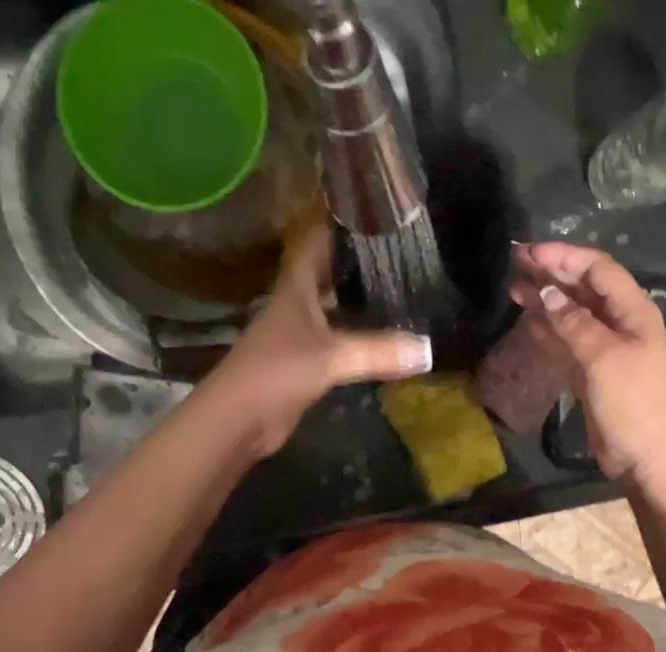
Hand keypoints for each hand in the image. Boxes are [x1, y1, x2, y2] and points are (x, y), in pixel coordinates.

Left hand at [206, 225, 431, 457]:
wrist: (238, 421)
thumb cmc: (276, 373)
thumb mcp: (332, 357)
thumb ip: (378, 351)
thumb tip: (427, 349)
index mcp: (295, 290)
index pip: (317, 245)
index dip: (341, 228)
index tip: (376, 216)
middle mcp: (295, 308)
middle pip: (327, 277)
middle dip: (357, 268)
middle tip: (400, 258)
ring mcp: (296, 338)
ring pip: (331, 312)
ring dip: (356, 305)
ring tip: (399, 295)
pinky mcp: (301, 368)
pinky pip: (334, 346)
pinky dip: (355, 341)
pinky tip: (381, 342)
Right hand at [511, 242, 665, 498]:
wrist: (651, 458)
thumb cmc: (635, 404)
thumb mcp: (604, 358)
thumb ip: (575, 324)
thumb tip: (548, 293)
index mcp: (633, 311)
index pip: (598, 270)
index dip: (564, 257)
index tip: (529, 253)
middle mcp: (620, 324)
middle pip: (584, 288)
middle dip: (552, 274)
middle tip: (514, 264)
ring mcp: (606, 350)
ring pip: (573, 315)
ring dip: (546, 300)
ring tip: (513, 289)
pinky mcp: (592, 374)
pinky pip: (567, 342)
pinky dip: (549, 331)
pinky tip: (528, 322)